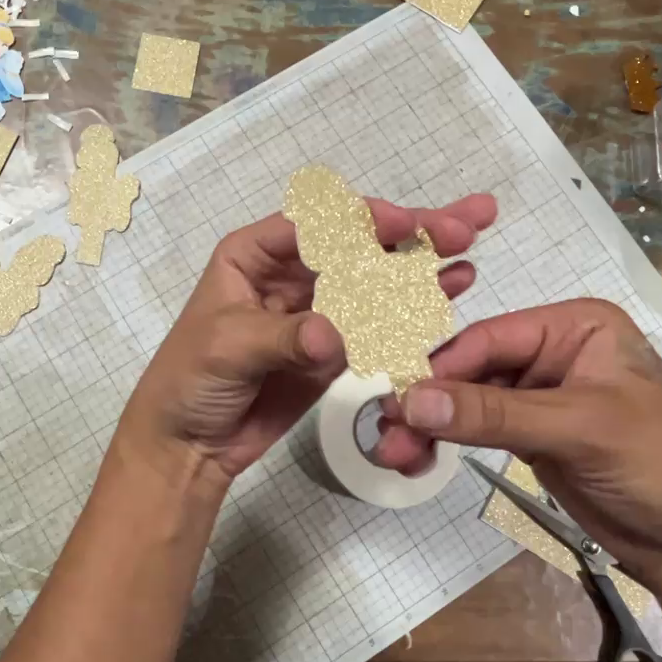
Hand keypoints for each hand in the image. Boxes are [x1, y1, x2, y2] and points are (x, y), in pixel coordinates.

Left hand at [115, 195, 497, 486]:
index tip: (405, 225)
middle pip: (357, 243)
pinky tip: (452, 290)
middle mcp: (291, 272)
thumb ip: (283, 338)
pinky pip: (379, 322)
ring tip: (472, 246)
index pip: (317, 224)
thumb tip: (335, 337)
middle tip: (466, 223)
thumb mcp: (226, 348)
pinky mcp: (335, 347)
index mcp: (255, 254)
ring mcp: (317, 309)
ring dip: (421, 262)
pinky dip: (414, 308)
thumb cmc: (189, 379)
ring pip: (376, 278)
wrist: (189, 442)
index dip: (363, 219)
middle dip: (410, 231)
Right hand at [374, 299, 661, 587]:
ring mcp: (538, 396)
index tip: (394, 400)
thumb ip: (493, 413)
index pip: (487, 338)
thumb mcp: (579, 427)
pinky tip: (416, 460)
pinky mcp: (530, 436)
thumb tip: (411, 402)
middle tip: (386, 437)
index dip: (439, 369)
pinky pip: (474, 430)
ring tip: (394, 457)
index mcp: (574, 327)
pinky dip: (444, 443)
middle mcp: (552, 353)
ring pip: (465, 402)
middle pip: (470, 369)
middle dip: (428, 404)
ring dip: (428, 428)